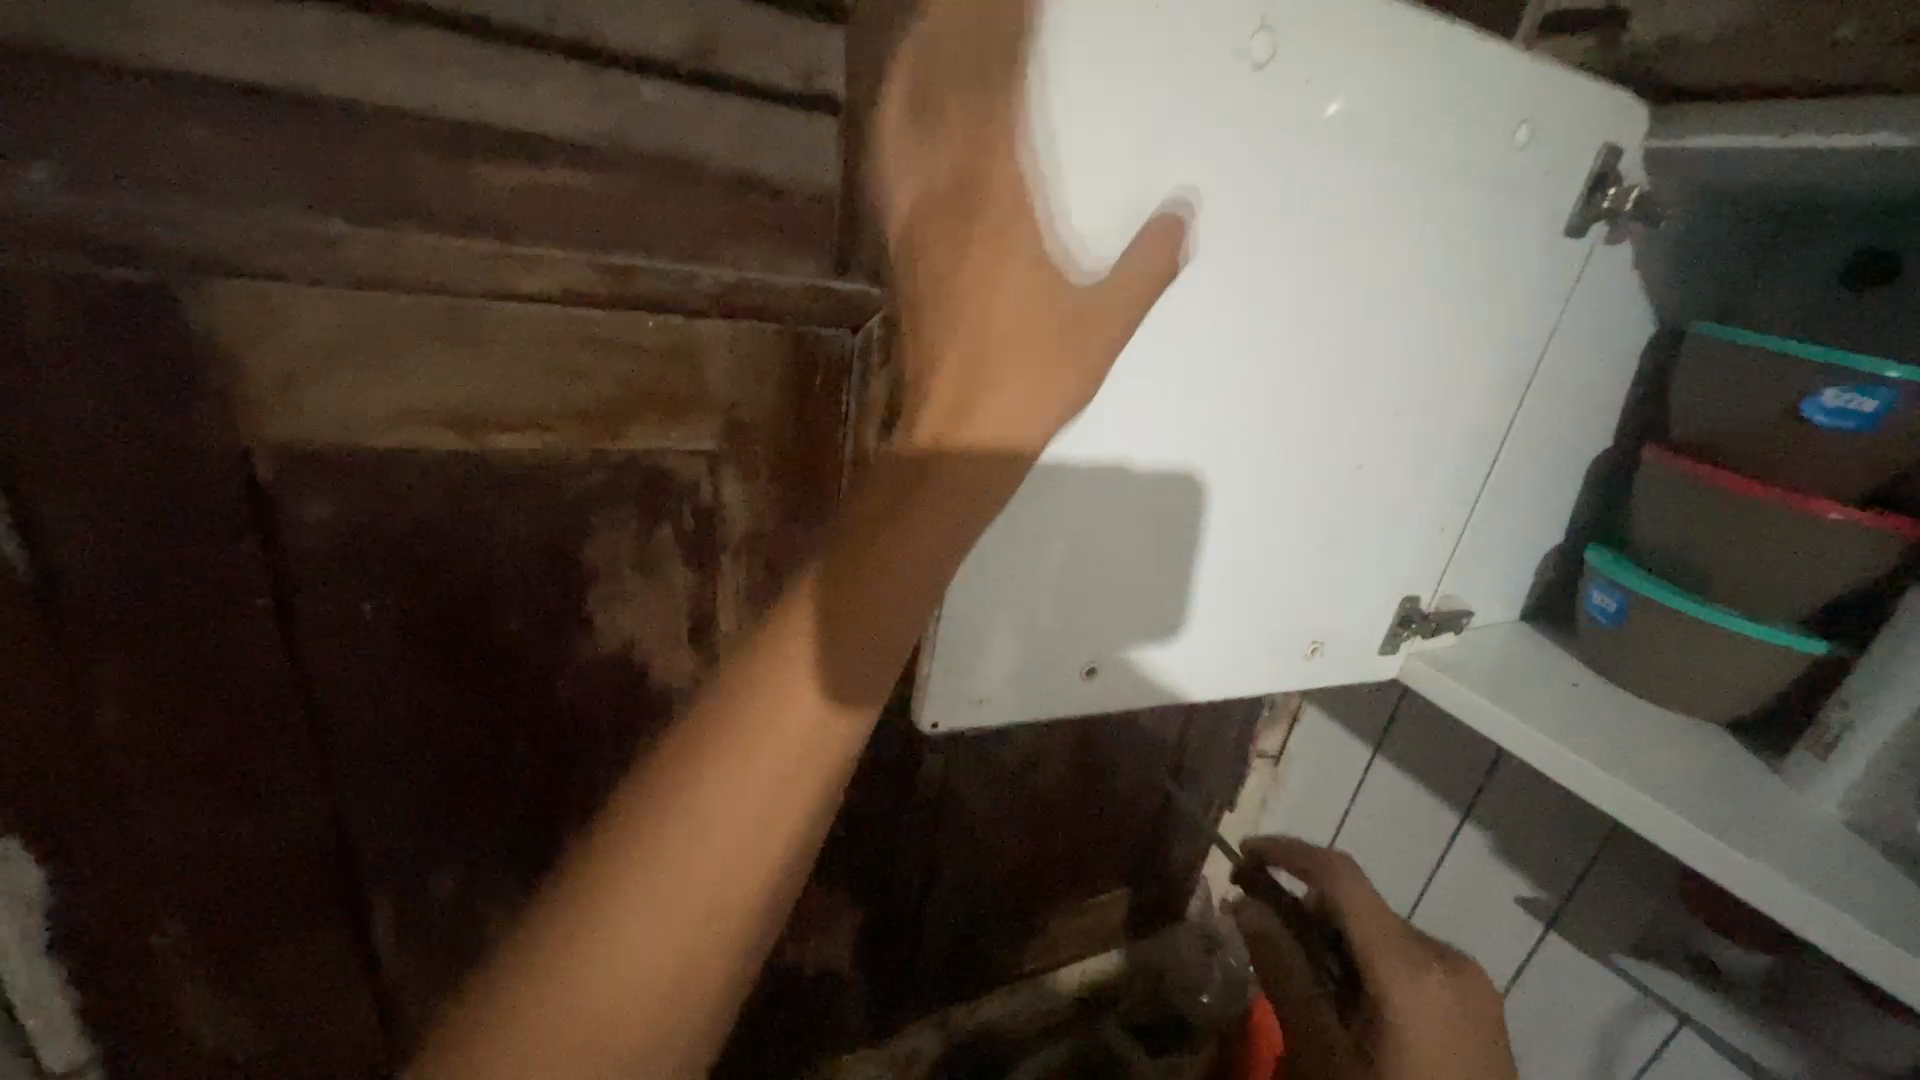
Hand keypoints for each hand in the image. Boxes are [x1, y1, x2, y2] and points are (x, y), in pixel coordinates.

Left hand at [868, 0, 1190, 453]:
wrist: (959, 433)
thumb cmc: (1032, 380)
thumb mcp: (1106, 324)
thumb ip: (1147, 264)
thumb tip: (1184, 215)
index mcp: (1000, 200)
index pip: (1002, 89)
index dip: (1009, 32)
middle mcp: (947, 197)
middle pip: (947, 89)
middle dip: (960, 31)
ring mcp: (915, 222)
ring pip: (907, 122)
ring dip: (918, 67)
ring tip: (930, 29)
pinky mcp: (900, 251)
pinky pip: (891, 169)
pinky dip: (895, 126)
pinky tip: (900, 116)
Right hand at [1230, 836, 1517, 1079]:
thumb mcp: (1323, 1055)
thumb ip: (1282, 972)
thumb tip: (1243, 904)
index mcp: (1411, 966)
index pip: (1340, 876)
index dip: (1286, 852)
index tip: (1241, 853)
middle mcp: (1448, 957)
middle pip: (1360, 908)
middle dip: (1308, 916)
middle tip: (1267, 947)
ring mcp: (1473, 983)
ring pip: (1383, 935)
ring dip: (1339, 946)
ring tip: (1316, 999)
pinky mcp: (1483, 1007)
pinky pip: (1412, 962)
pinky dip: (1373, 969)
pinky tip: (1358, 1016)